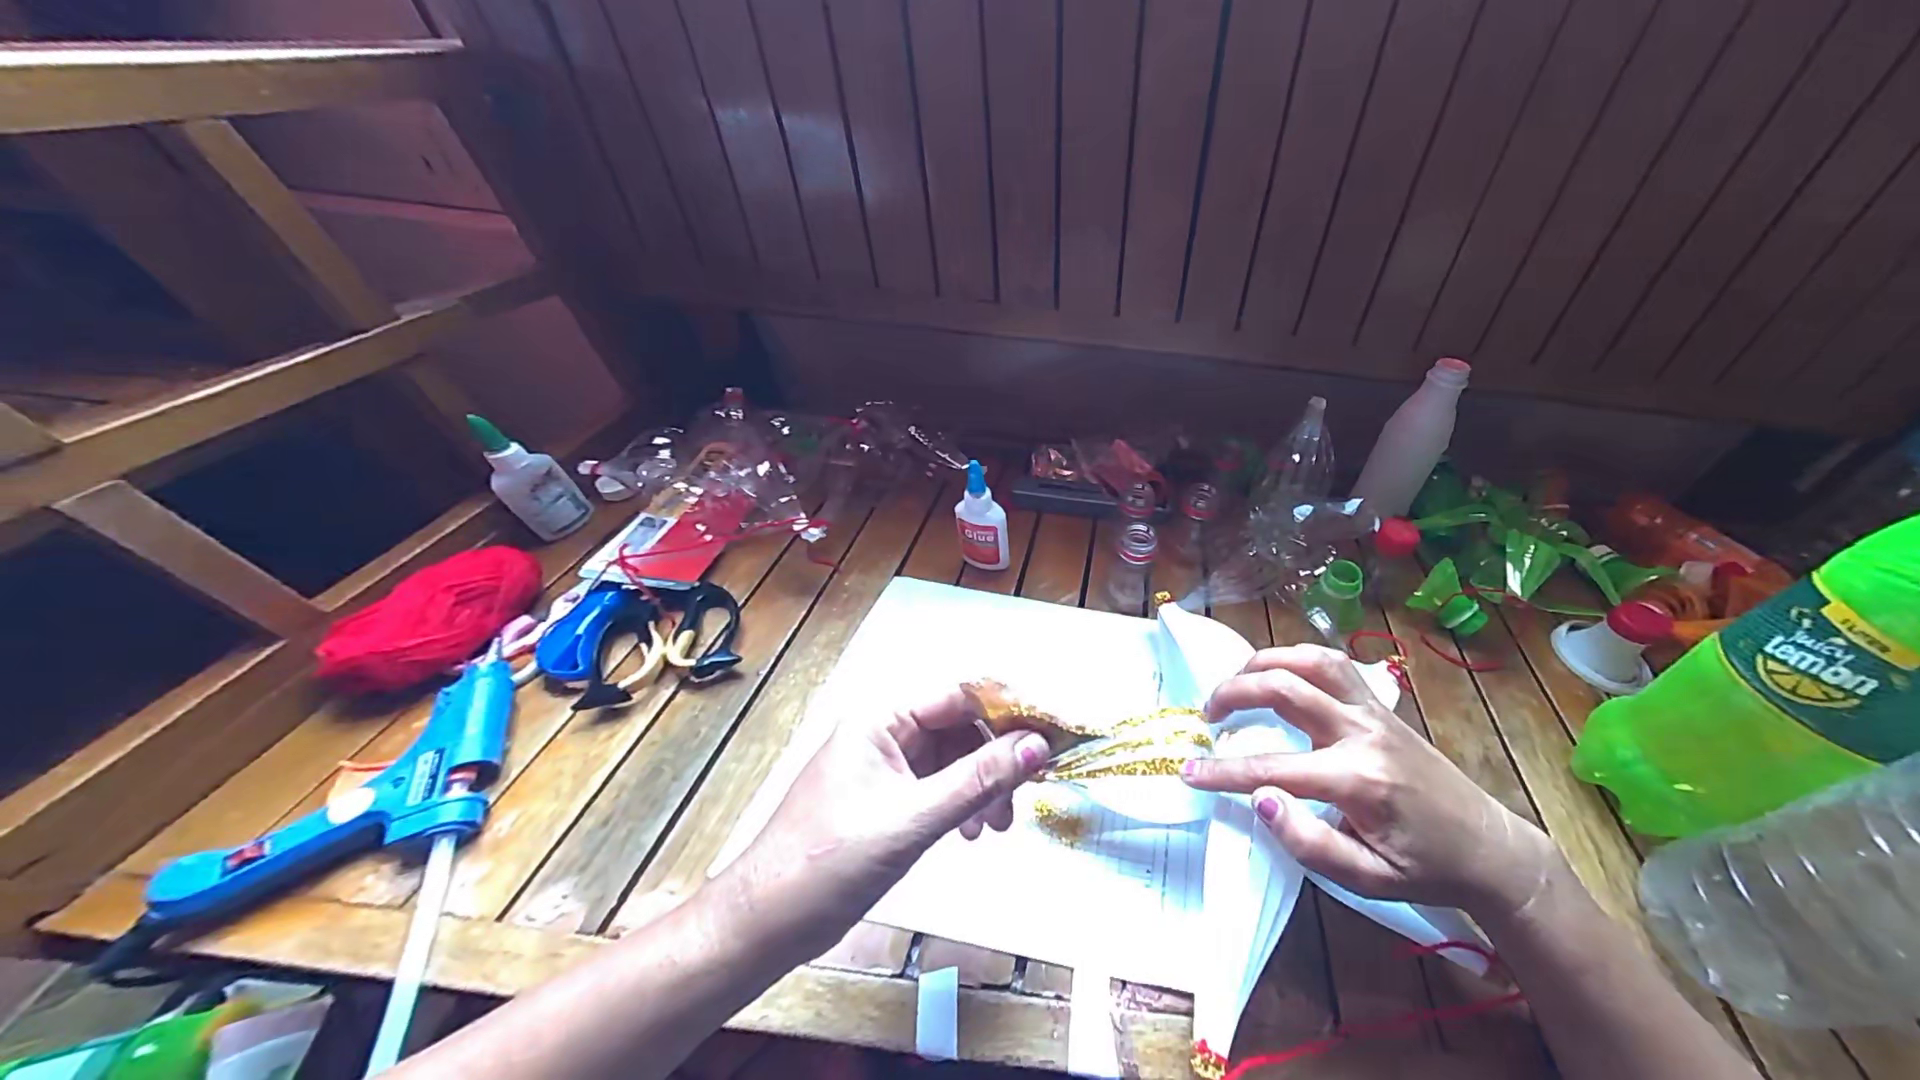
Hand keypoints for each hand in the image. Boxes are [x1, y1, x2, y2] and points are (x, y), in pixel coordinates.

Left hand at [721, 688, 1050, 956]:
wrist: (768, 921)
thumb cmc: (826, 862)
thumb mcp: (912, 819)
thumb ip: (977, 780)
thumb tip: (1035, 746)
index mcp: (881, 719)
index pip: (958, 697)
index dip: (1007, 714)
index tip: (1048, 737)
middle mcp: (884, 734)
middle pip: (959, 729)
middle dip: (995, 761)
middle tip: (1021, 797)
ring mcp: (886, 768)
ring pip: (952, 761)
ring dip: (981, 787)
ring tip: (992, 826)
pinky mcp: (887, 800)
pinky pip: (938, 787)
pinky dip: (961, 805)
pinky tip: (969, 833)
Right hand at [1180, 645, 1560, 920]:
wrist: (1492, 850)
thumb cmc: (1424, 869)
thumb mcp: (1367, 879)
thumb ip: (1308, 843)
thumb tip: (1259, 798)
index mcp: (1358, 780)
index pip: (1272, 768)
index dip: (1222, 772)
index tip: (1188, 774)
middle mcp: (1363, 733)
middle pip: (1285, 688)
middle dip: (1233, 693)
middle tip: (1207, 715)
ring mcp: (1374, 712)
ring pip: (1310, 660)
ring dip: (1263, 663)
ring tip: (1236, 682)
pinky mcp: (1380, 706)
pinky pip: (1332, 663)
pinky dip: (1295, 658)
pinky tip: (1278, 673)